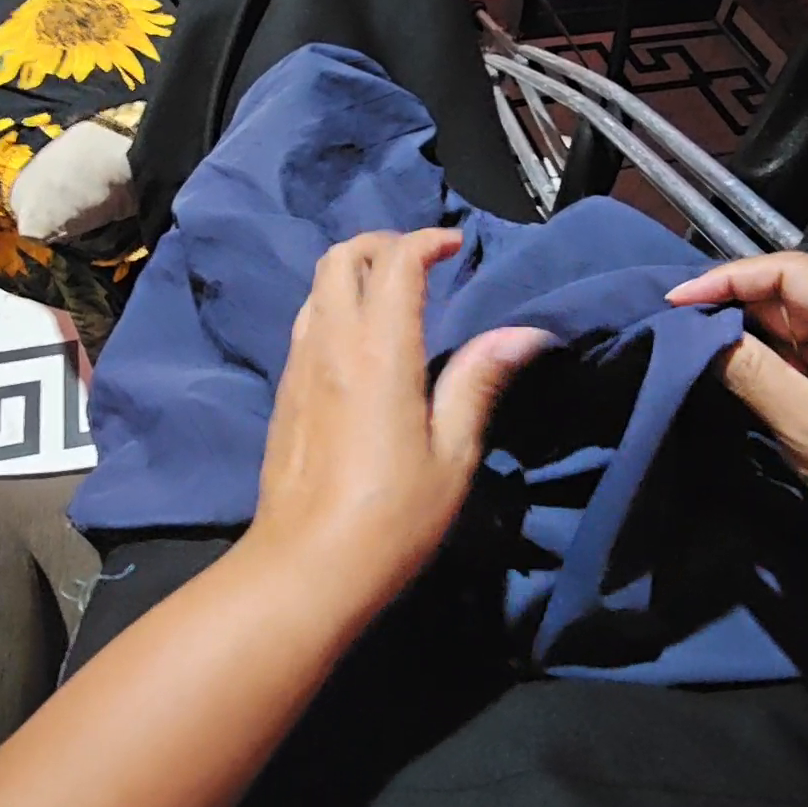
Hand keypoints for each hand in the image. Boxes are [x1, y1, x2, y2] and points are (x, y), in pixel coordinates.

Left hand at [248, 229, 551, 611]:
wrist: (305, 565)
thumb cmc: (392, 516)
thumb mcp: (452, 454)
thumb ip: (478, 382)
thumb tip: (524, 332)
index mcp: (379, 351)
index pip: (395, 262)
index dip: (427, 241)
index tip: (455, 247)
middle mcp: (331, 343)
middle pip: (341, 257)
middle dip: (382, 243)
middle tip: (421, 263)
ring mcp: (299, 364)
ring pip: (316, 286)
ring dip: (353, 272)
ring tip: (392, 294)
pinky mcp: (283, 390)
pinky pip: (305, 322)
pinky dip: (333, 305)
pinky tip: (359, 341)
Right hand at [667, 252, 807, 571]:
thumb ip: (749, 370)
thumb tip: (695, 332)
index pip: (791, 271)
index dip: (726, 278)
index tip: (673, 301)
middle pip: (796, 288)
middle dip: (734, 302)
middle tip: (677, 322)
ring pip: (801, 316)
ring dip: (751, 328)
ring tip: (694, 338)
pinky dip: (774, 350)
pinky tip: (738, 359)